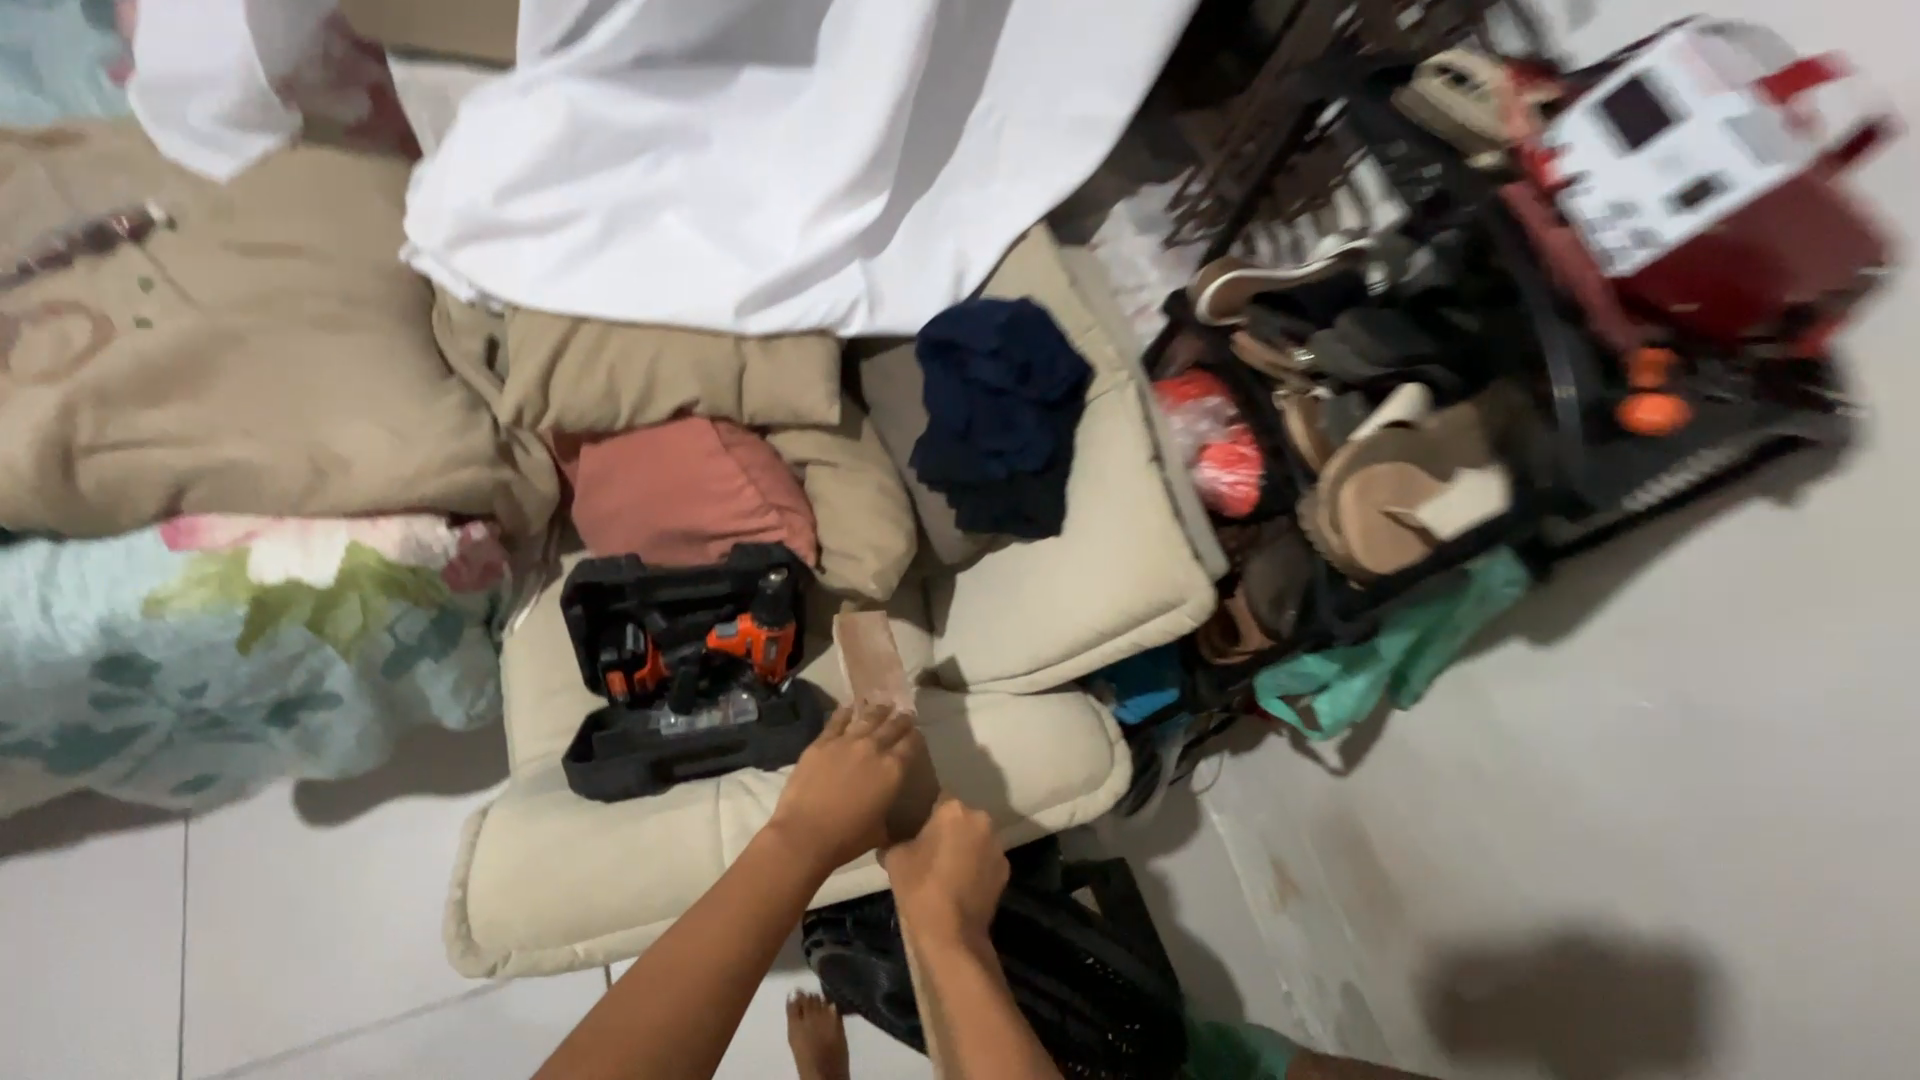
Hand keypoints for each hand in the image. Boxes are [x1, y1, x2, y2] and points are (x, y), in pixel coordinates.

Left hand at [767, 702, 921, 873]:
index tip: (917, 734)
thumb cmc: (847, 839)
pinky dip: (845, 713)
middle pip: (893, 726)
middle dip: (901, 719)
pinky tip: (849, 707)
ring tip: (884, 705)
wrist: (804, 834)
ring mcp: (846, 742)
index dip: (916, 737)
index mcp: (893, 769)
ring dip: (878, 711)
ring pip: (868, 718)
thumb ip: (890, 812)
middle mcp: (874, 748)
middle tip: (905, 714)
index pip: (912, 744)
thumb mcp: (881, 830)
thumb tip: (892, 813)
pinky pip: (837, 721)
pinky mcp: (822, 742)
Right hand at [881, 798, 1007, 944]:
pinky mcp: (1005, 869)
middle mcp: (981, 820)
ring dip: (964, 846)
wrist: (951, 934)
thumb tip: (893, 839)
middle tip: (929, 848)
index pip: (937, 798)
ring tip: (946, 868)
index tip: (914, 827)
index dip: (925, 813)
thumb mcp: (894, 857)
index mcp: (953, 809)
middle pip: (960, 817)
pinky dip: (976, 866)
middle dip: (947, 829)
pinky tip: (961, 884)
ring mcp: (997, 845)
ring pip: (975, 837)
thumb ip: (896, 839)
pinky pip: (986, 859)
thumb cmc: (920, 887)